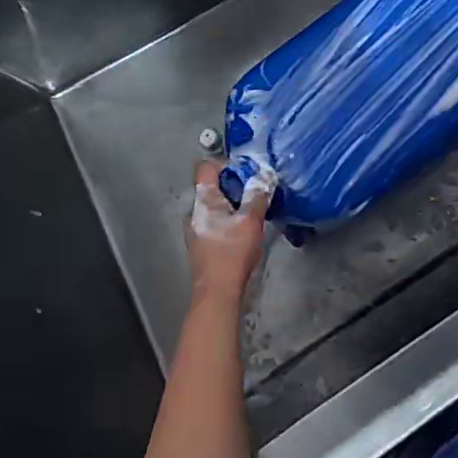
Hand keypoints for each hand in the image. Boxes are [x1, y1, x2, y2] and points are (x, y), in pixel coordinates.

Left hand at [184, 161, 272, 307]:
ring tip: (253, 213)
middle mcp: (193, 212)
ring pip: (214, 207)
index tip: (246, 172)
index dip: (225, 164)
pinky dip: (228, 221)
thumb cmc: (232, 252)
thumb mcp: (251, 220)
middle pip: (211, 187)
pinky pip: (214, 222)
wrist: (217, 292)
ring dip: (232, 205)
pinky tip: (243, 232)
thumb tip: (263, 175)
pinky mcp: (200, 245)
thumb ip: (257, 196)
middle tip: (256, 193)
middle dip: (234, 186)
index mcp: (203, 201)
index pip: (205, 168)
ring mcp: (194, 230)